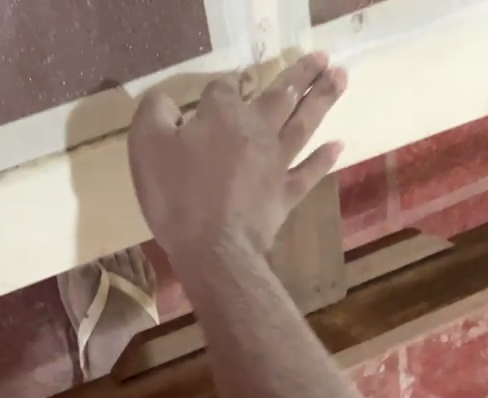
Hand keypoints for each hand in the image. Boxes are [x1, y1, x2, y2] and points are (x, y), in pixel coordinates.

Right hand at [129, 52, 347, 268]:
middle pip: (281, 94)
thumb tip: (167, 102)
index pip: (224, 88)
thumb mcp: (146, 145)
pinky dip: (324, 158)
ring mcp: (275, 164)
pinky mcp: (284, 196)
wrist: (214, 251)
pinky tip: (339, 144)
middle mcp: (256, 131)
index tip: (218, 93)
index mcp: (222, 114)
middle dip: (301, 74)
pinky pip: (308, 172)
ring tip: (340, 77)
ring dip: (322, 99)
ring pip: (302, 124)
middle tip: (323, 57)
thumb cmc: (177, 198)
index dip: (221, 89)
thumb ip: (155, 112)